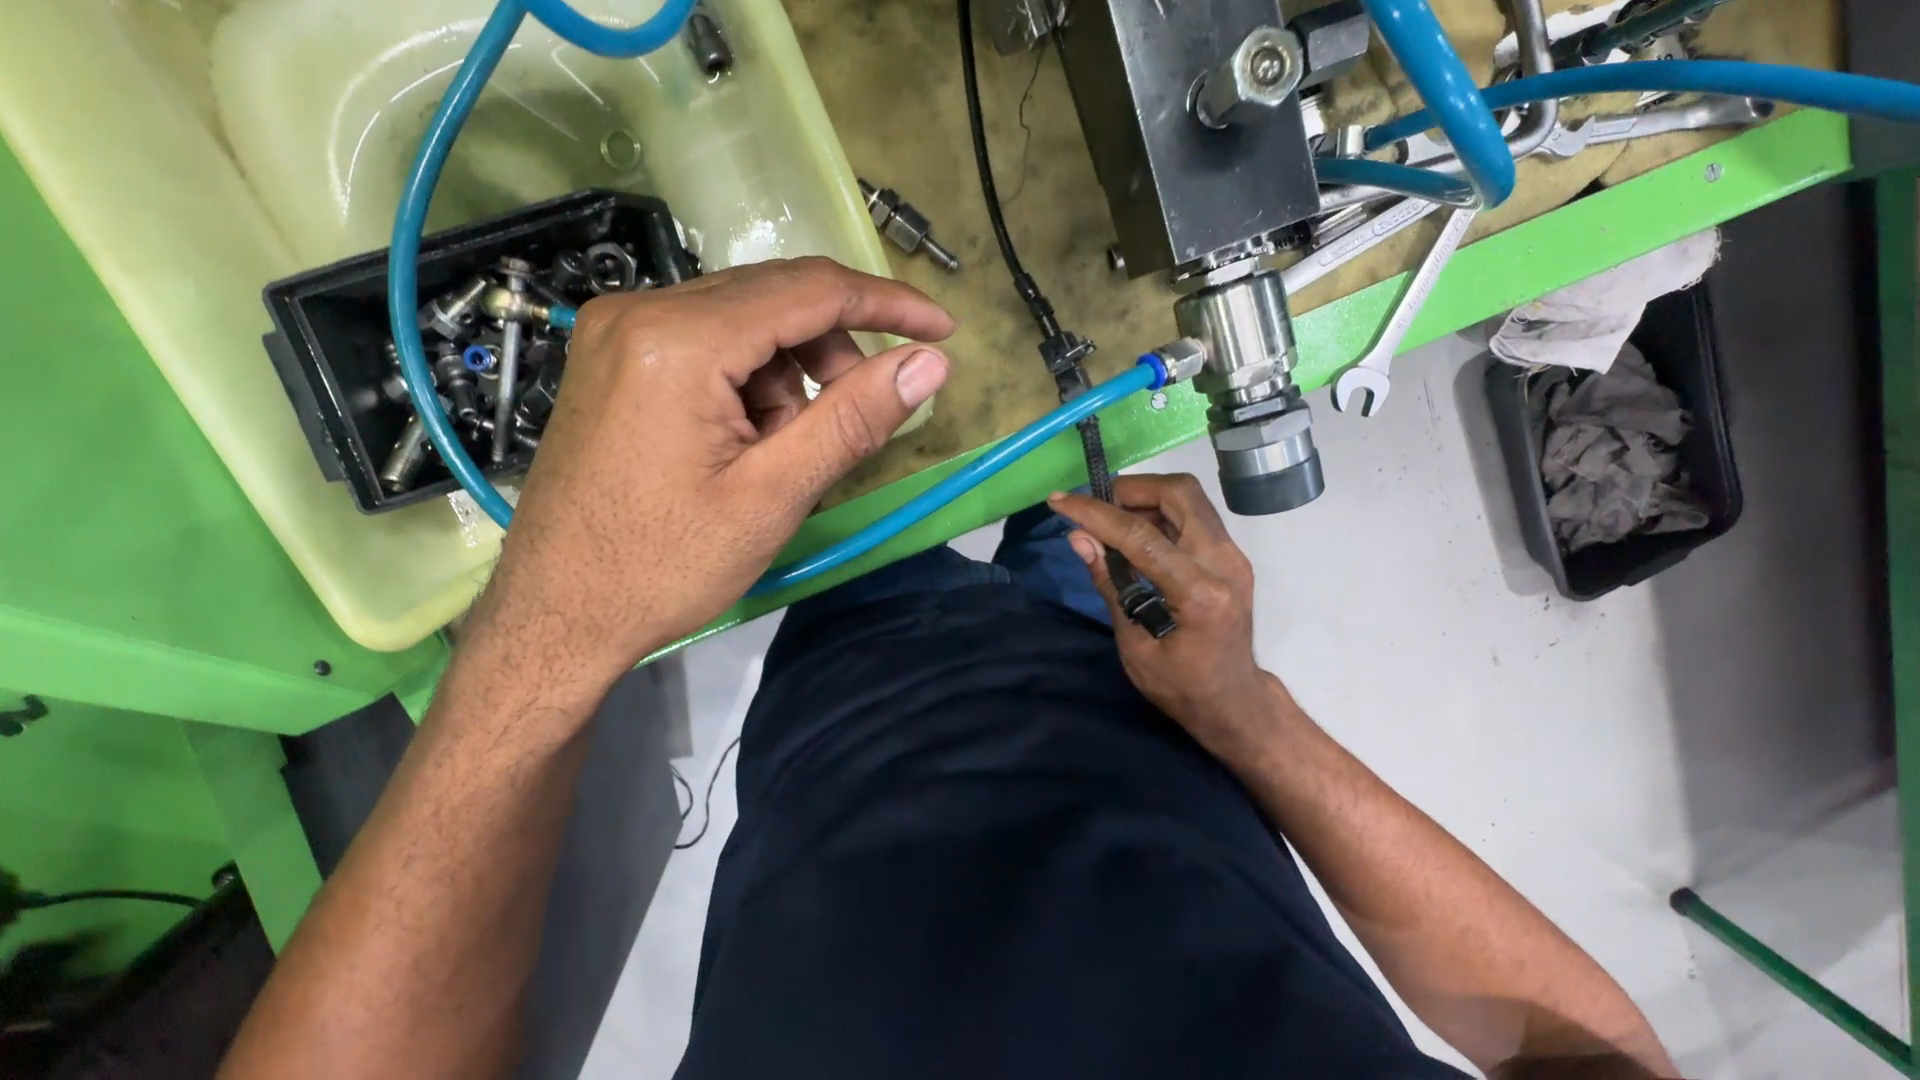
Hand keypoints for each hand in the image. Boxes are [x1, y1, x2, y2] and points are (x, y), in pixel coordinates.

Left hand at [466, 257, 954, 697]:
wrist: (557, 615)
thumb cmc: (665, 566)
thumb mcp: (774, 496)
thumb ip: (854, 419)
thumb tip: (931, 364)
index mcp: (679, 341)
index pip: (809, 291)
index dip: (887, 304)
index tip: (943, 332)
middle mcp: (641, 311)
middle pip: (774, 297)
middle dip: (833, 349)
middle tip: (863, 411)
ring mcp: (617, 332)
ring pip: (742, 320)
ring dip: (789, 371)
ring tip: (789, 447)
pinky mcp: (612, 358)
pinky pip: (706, 341)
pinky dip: (748, 378)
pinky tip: (747, 440)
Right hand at [1049, 475, 1281, 760]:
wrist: (1233, 702)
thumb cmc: (1180, 686)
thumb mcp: (1133, 644)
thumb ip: (1109, 585)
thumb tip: (1078, 538)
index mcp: (1199, 593)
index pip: (1142, 535)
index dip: (1096, 514)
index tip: (1060, 501)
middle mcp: (1224, 564)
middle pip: (1179, 494)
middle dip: (1131, 488)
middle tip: (1096, 505)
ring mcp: (1234, 557)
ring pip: (1189, 498)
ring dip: (1146, 497)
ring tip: (1111, 520)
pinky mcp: (1231, 557)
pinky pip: (1194, 516)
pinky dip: (1160, 513)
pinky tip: (1135, 535)